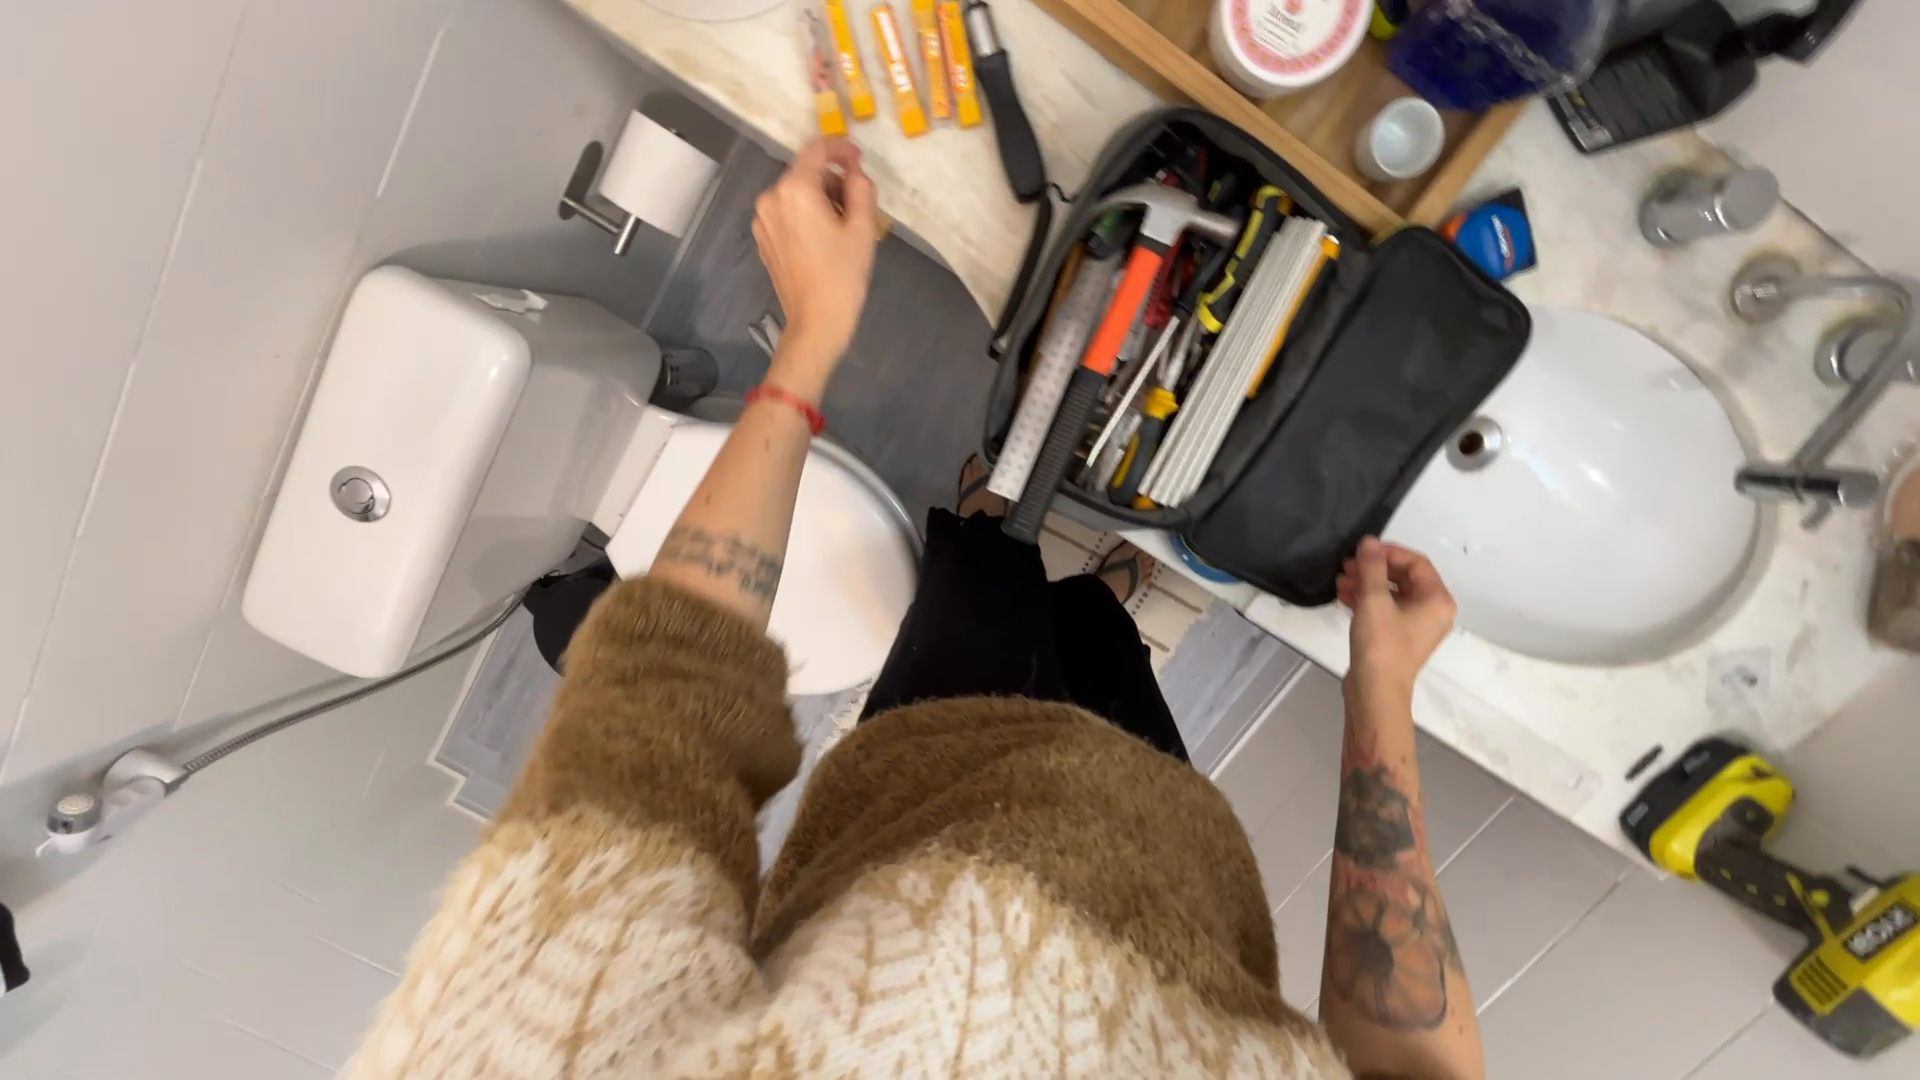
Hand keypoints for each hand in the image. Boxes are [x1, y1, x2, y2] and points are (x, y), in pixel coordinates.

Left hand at [752, 137, 879, 394]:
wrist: (816, 322)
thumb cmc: (843, 277)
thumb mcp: (863, 229)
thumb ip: (861, 188)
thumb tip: (855, 171)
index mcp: (795, 190)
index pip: (817, 150)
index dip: (841, 148)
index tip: (858, 159)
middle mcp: (771, 198)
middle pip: (806, 173)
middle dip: (833, 182)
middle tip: (857, 208)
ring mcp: (763, 220)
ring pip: (797, 194)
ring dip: (821, 201)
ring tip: (842, 229)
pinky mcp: (764, 239)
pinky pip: (787, 214)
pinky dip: (806, 217)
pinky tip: (824, 241)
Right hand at [1337, 537, 1455, 711]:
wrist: (1376, 691)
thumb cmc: (1381, 644)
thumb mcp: (1374, 600)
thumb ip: (1371, 567)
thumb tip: (1369, 541)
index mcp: (1438, 600)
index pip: (1417, 563)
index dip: (1389, 552)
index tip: (1361, 550)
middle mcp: (1433, 611)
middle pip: (1405, 578)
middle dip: (1374, 569)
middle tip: (1346, 564)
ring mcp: (1416, 626)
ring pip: (1393, 593)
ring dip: (1366, 583)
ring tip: (1340, 580)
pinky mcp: (1398, 637)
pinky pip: (1386, 609)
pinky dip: (1366, 600)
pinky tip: (1343, 596)